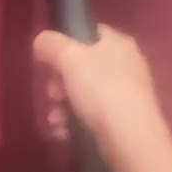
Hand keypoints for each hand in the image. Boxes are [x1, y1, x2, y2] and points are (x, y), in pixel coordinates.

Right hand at [33, 24, 169, 166]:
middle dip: (58, 83)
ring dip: (61, 107)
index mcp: (118, 43)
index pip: (88, 32)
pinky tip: (64, 133)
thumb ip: (50, 44)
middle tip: (53, 95)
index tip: (49, 60)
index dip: (65, 43)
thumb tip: (41, 41)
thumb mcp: (69, 58)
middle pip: (80, 66)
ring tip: (56, 120)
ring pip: (81, 93)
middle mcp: (125, 64)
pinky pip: (90, 115)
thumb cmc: (101, 90)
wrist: (130, 139)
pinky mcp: (122, 119)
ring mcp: (125, 93)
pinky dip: (73, 123)